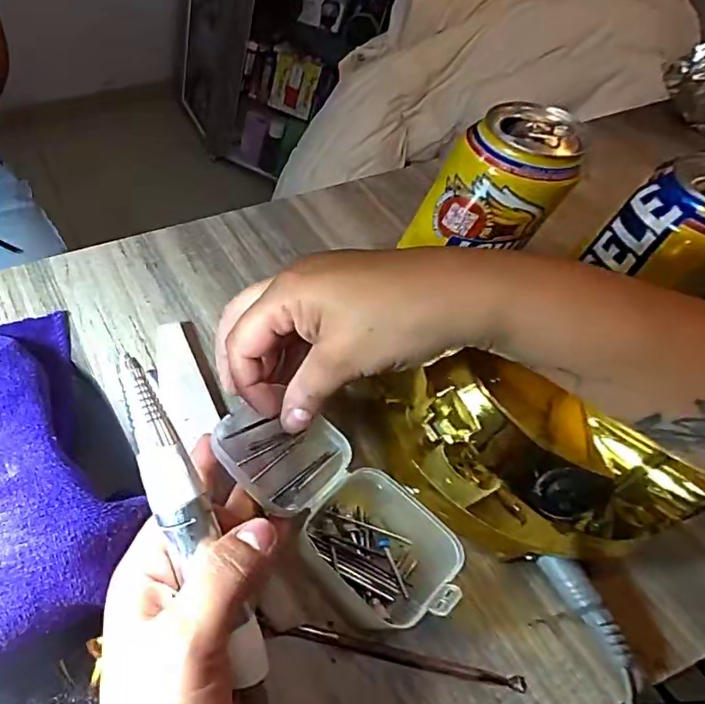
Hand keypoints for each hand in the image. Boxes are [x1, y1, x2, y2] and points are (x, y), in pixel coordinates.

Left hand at [91, 436, 288, 703]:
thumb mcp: (185, 642)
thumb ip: (221, 581)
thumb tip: (260, 527)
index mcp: (143, 576)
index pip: (172, 510)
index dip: (196, 474)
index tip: (219, 439)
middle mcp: (168, 588)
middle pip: (205, 530)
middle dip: (231, 496)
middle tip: (263, 456)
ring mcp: (198, 617)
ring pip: (230, 562)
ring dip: (252, 533)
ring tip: (279, 493)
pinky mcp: (226, 647)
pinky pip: (246, 598)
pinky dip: (264, 576)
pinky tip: (280, 553)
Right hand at [216, 248, 505, 433]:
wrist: (466, 291)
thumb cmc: (400, 320)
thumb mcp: (347, 360)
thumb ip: (307, 391)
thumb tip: (287, 423)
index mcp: (284, 291)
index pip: (240, 339)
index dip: (245, 381)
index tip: (268, 414)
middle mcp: (289, 280)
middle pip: (240, 320)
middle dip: (238, 362)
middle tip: (250, 397)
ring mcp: (311, 281)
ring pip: (265, 320)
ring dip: (265, 356)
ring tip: (277, 392)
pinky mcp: (332, 289)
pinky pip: (293, 319)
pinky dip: (288, 348)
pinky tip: (300, 373)